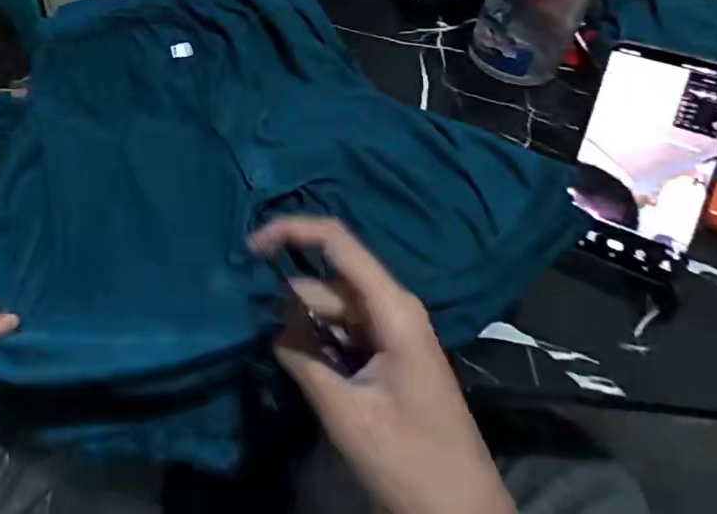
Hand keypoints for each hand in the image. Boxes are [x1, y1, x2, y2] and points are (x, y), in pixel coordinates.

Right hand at [251, 217, 514, 513]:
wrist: (464, 511)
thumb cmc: (411, 460)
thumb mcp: (349, 413)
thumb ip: (305, 363)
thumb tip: (271, 329)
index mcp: (391, 307)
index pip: (337, 241)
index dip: (292, 230)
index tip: (252, 246)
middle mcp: (392, 305)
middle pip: (328, 281)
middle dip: (291, 299)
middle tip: (263, 338)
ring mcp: (391, 328)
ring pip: (333, 307)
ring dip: (302, 323)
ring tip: (279, 355)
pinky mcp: (388, 351)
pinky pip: (343, 330)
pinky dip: (318, 339)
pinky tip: (298, 360)